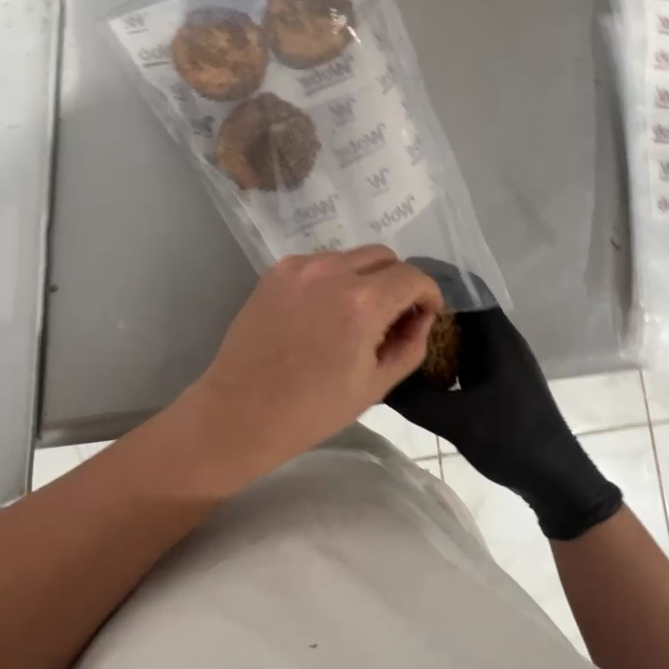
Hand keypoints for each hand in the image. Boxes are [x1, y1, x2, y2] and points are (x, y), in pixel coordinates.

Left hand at [179, 245, 442, 484]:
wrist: (240, 412)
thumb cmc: (312, 410)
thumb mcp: (375, 385)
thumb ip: (409, 345)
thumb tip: (421, 317)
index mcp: (362, 303)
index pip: (412, 276)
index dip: (428, 293)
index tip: (426, 313)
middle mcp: (332, 272)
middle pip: (384, 256)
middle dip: (398, 281)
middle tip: (393, 316)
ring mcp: (299, 268)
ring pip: (351, 257)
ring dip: (365, 278)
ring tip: (354, 317)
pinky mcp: (276, 272)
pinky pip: (319, 263)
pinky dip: (333, 279)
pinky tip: (322, 313)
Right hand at [387, 293, 621, 540]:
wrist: (556, 480)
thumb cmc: (513, 441)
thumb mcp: (457, 421)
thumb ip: (414, 399)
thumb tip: (374, 378)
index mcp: (499, 338)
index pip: (468, 288)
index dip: (436, 278)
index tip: (400, 280)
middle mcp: (502, 342)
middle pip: (462, 309)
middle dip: (427, 307)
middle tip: (389, 311)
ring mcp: (502, 362)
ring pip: (463, 334)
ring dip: (434, 332)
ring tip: (396, 335)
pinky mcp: (498, 382)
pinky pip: (465, 356)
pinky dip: (442, 355)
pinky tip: (417, 370)